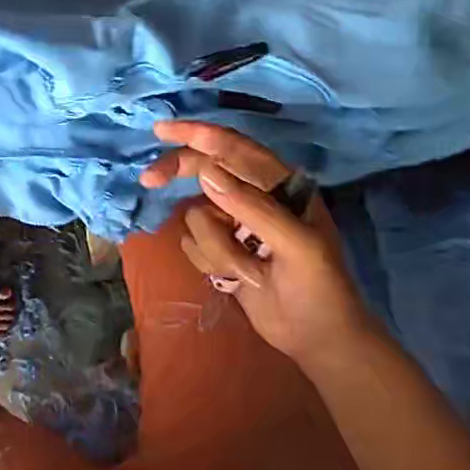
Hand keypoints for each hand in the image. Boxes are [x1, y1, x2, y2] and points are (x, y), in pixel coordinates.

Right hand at [141, 121, 373, 365]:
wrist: (317, 339)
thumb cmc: (320, 287)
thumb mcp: (296, 246)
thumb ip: (252, 207)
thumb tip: (207, 172)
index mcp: (280, 184)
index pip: (234, 147)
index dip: (197, 134)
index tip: (161, 129)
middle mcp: (253, 196)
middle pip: (205, 170)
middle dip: (180, 176)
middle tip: (149, 180)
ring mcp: (235, 223)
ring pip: (196, 215)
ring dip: (215, 247)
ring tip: (247, 271)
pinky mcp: (220, 249)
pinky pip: (193, 242)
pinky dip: (209, 261)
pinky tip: (235, 278)